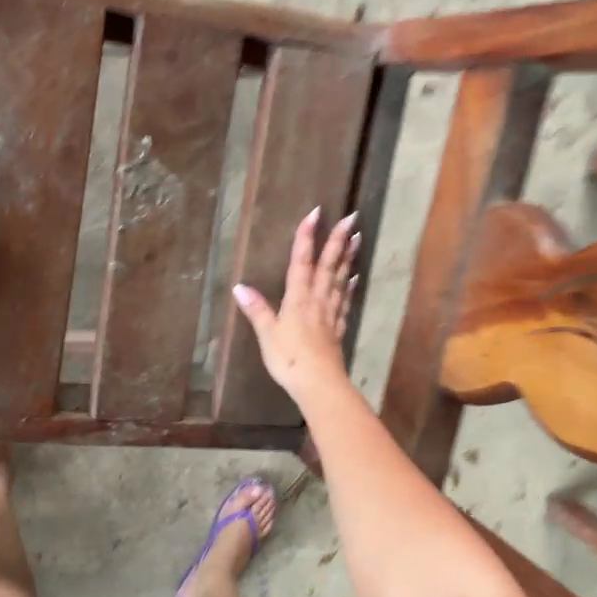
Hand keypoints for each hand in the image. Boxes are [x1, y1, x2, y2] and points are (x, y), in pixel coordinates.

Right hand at [232, 207, 359, 405]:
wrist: (318, 383)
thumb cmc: (289, 359)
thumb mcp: (267, 334)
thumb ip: (256, 309)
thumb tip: (239, 286)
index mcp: (298, 299)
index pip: (301, 262)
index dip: (306, 237)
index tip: (315, 214)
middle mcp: (317, 300)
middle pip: (328, 265)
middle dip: (337, 240)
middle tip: (350, 217)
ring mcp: (330, 313)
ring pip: (340, 279)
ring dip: (347, 257)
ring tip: (356, 238)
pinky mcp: (337, 327)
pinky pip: (345, 300)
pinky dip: (350, 286)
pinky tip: (354, 277)